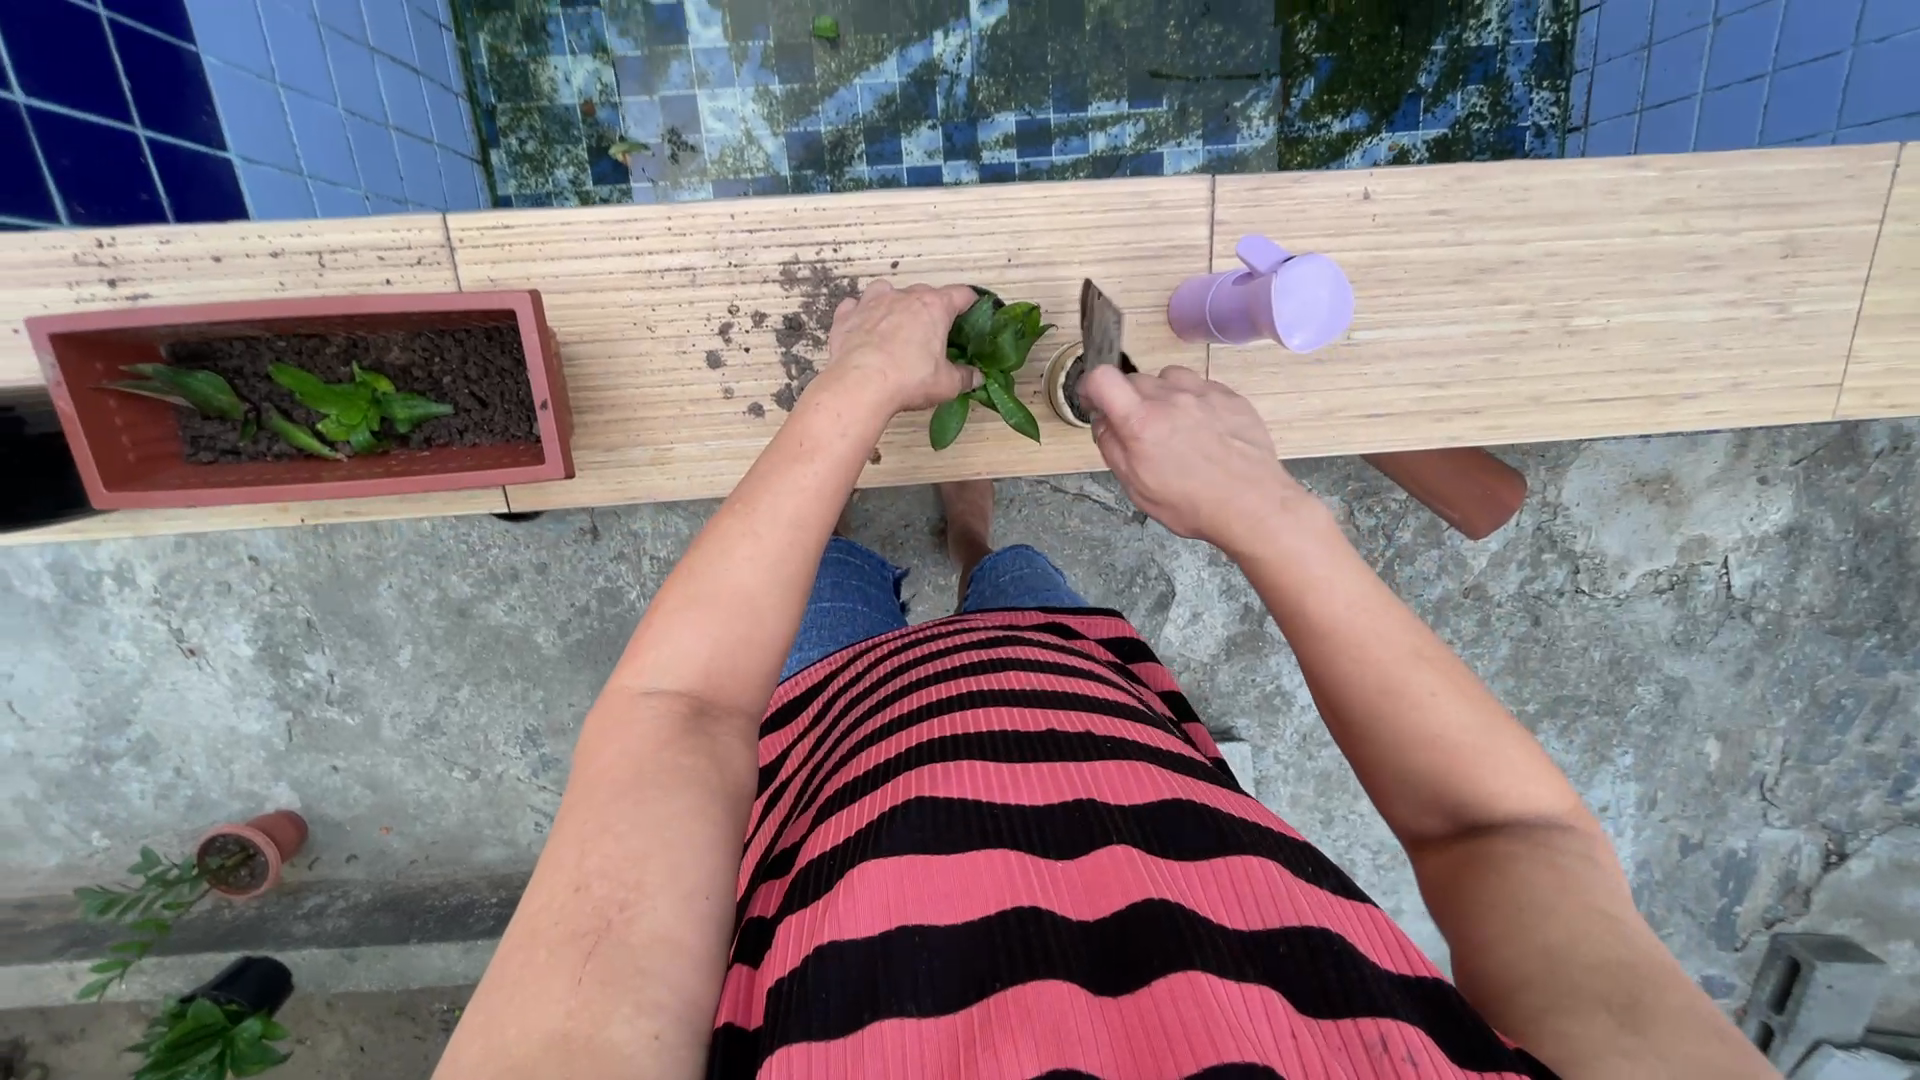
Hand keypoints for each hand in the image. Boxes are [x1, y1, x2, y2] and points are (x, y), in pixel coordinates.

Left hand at [823, 280, 981, 414]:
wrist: (859, 385)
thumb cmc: (908, 380)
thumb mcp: (946, 384)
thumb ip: (964, 377)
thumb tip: (976, 377)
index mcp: (933, 307)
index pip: (960, 295)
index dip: (970, 302)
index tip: (972, 312)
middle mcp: (903, 297)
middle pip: (924, 292)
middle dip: (932, 308)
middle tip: (934, 332)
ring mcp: (872, 302)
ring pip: (887, 290)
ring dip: (894, 302)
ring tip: (896, 322)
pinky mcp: (847, 316)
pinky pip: (855, 306)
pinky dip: (861, 313)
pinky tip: (864, 327)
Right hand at [1080, 364, 1314, 554]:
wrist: (1251, 504)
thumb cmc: (1191, 503)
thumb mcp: (1136, 486)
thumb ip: (1112, 448)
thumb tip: (1102, 422)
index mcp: (1140, 421)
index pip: (1102, 378)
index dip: (1091, 386)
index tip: (1093, 399)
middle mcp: (1170, 397)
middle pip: (1135, 379)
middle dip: (1128, 400)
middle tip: (1138, 429)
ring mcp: (1203, 393)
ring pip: (1169, 378)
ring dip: (1162, 395)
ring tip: (1172, 424)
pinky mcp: (1230, 396)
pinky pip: (1201, 386)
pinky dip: (1192, 401)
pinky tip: (1202, 429)